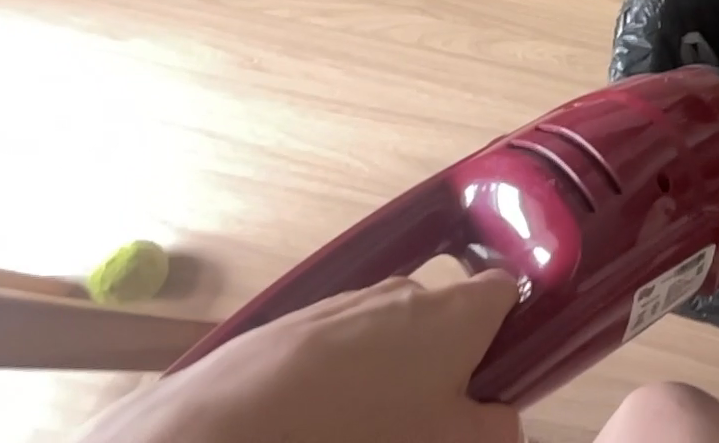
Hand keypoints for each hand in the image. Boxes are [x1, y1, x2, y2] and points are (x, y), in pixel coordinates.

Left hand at [80, 273, 521, 442]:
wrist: (211, 436)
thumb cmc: (358, 435)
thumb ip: (495, 431)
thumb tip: (502, 420)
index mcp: (457, 310)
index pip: (507, 291)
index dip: (508, 332)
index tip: (493, 381)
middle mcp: (408, 290)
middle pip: (447, 318)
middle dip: (445, 366)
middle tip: (426, 426)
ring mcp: (345, 303)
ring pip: (389, 336)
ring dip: (389, 376)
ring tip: (360, 432)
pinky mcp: (290, 324)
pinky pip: (337, 348)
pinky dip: (337, 381)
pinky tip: (309, 430)